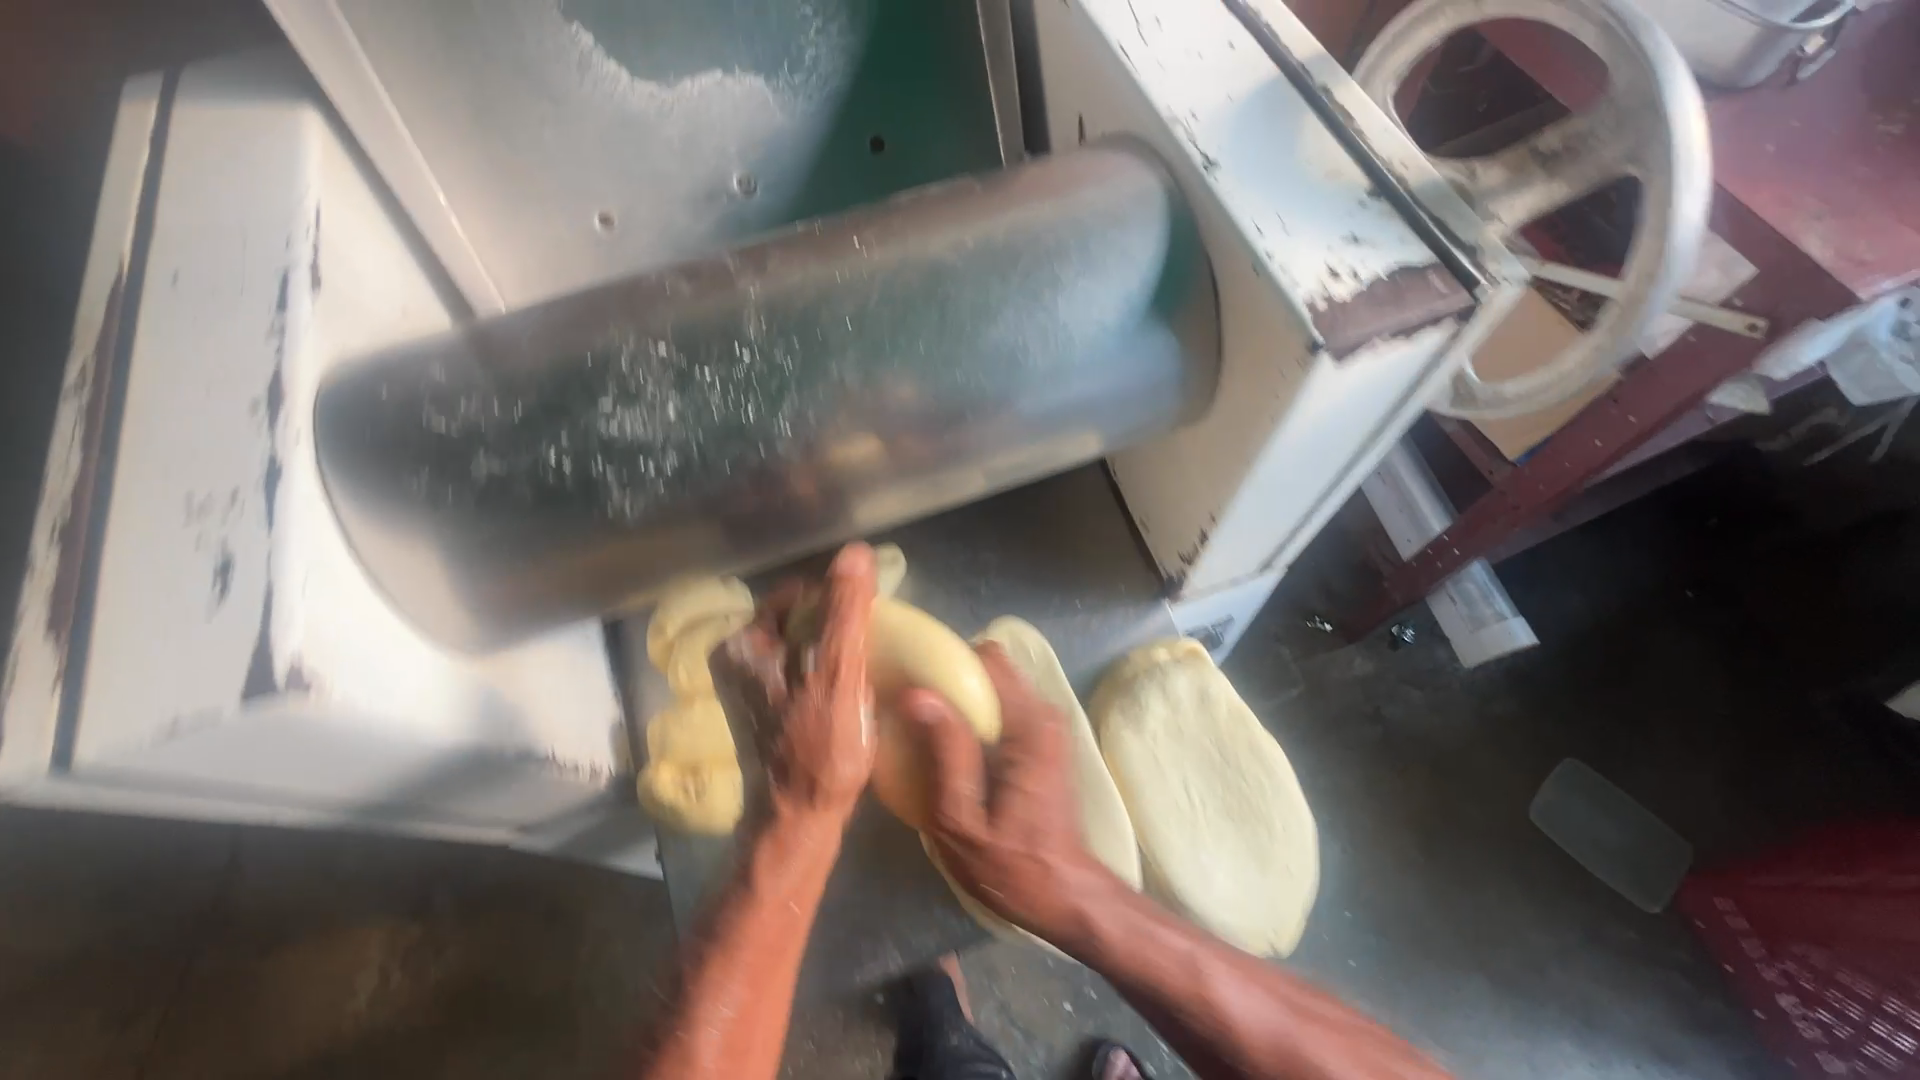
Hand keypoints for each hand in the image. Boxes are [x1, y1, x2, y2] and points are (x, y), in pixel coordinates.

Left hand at [711, 543, 878, 824]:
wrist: (801, 820)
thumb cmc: (819, 748)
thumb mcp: (836, 673)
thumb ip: (845, 612)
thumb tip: (856, 552)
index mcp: (741, 644)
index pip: (799, 594)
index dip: (839, 600)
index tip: (870, 623)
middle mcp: (739, 660)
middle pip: (803, 619)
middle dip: (840, 625)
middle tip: (874, 647)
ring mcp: (755, 686)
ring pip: (808, 645)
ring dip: (840, 649)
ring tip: (869, 669)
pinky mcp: (773, 708)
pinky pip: (808, 670)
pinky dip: (833, 672)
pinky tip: (856, 691)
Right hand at [901, 644, 1121, 940]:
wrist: (1060, 891)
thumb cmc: (1009, 864)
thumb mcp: (961, 819)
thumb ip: (946, 752)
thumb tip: (917, 694)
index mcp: (1028, 726)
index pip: (986, 659)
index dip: (945, 662)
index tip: (911, 677)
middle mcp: (1044, 713)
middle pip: (991, 667)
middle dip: (950, 678)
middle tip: (911, 705)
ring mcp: (1047, 724)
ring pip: (995, 685)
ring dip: (961, 697)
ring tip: (924, 722)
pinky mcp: (1044, 738)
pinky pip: (1002, 706)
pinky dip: (975, 714)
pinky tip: (949, 742)